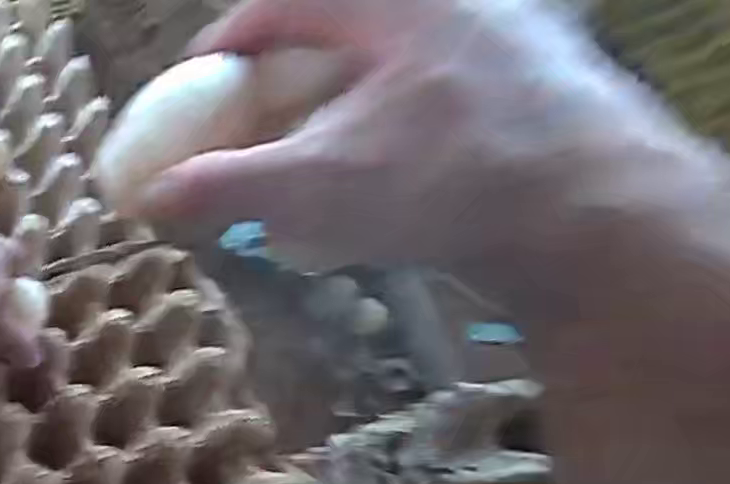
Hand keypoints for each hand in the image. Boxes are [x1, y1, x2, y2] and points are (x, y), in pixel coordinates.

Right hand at [133, 0, 729, 307]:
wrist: (582, 216)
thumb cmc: (438, 181)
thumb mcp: (307, 186)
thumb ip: (219, 185)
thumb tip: (148, 195)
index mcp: (398, 7)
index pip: (285, 4)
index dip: (223, 44)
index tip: (186, 87)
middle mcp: (447, 11)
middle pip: (327, 37)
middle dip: (266, 86)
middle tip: (229, 132)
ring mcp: (487, 50)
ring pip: (367, 73)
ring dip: (311, 116)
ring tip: (279, 166)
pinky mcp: (508, 95)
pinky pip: (404, 103)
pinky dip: (357, 137)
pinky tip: (344, 185)